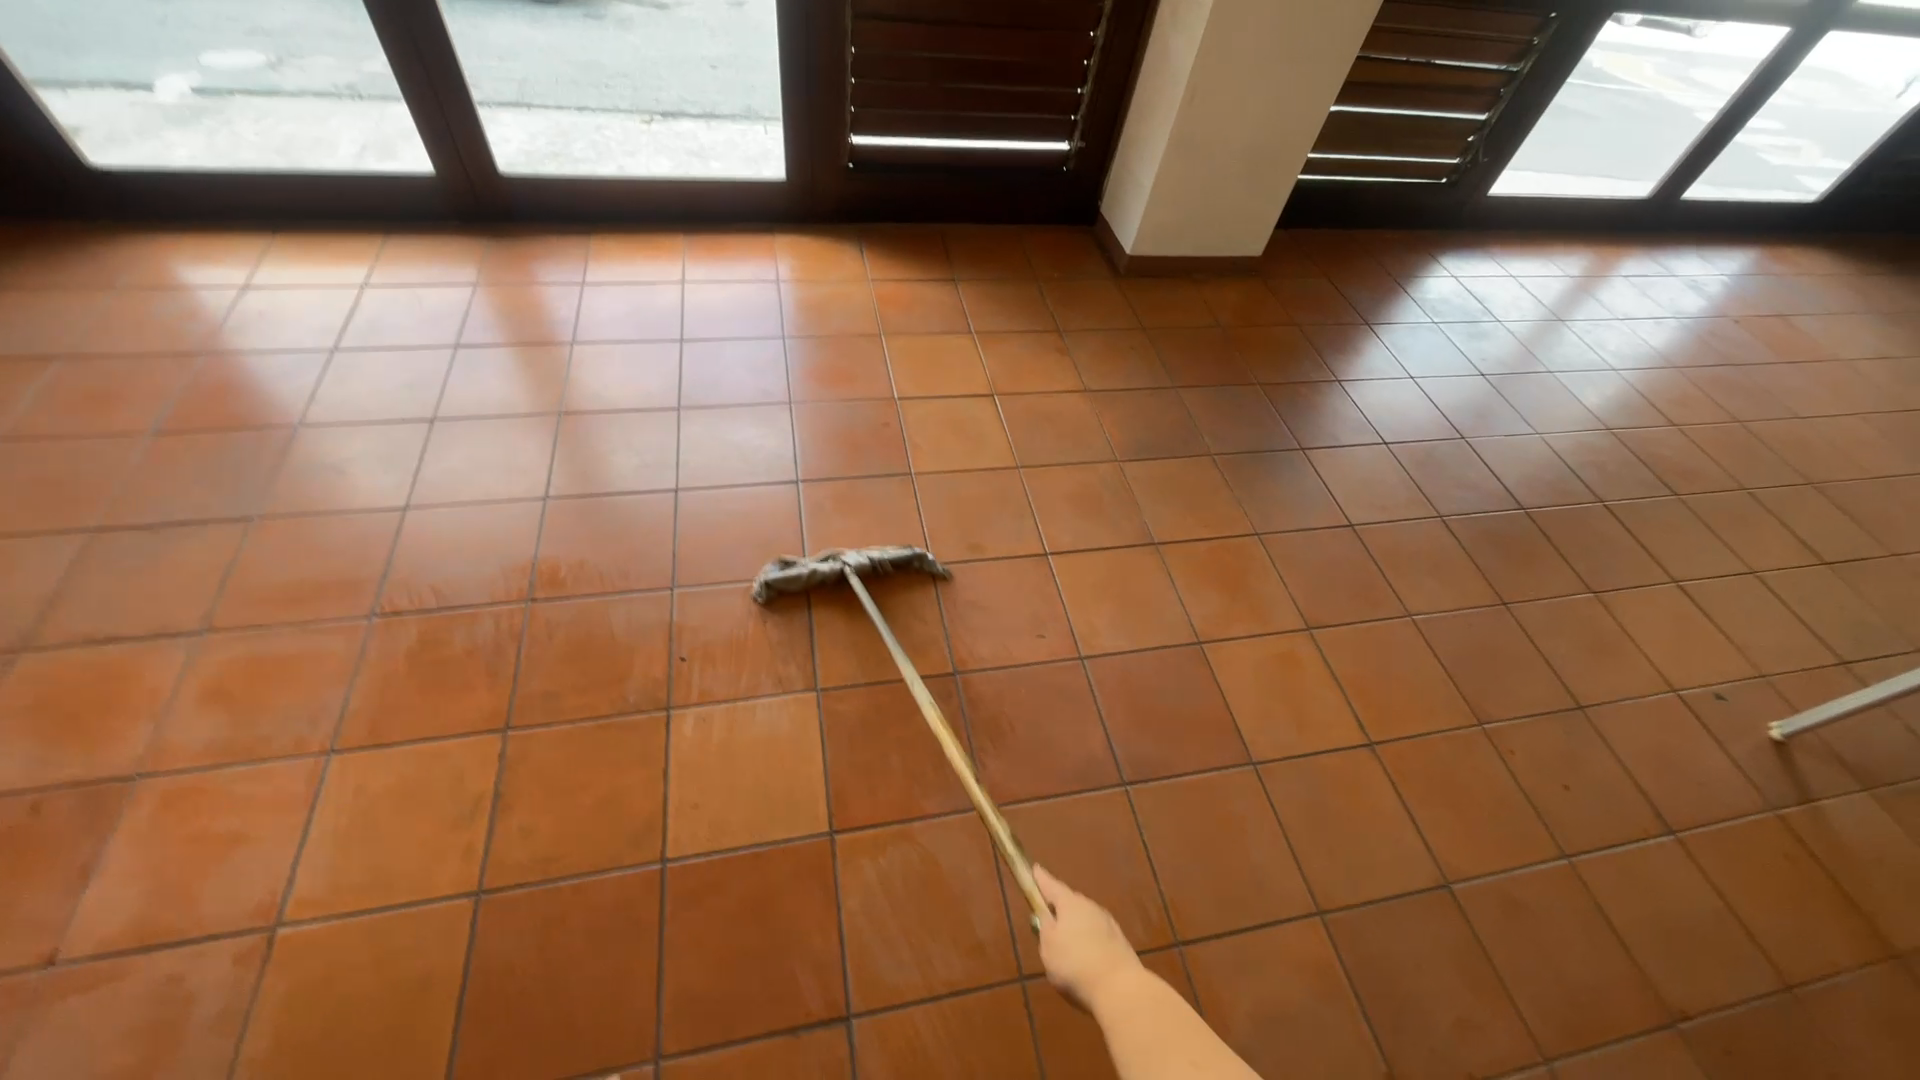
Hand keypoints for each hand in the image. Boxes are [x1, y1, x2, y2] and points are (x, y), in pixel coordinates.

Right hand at [1032, 864, 1144, 1010]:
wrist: (1119, 987)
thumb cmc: (1074, 964)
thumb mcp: (1048, 946)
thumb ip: (1044, 927)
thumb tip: (1045, 914)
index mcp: (1070, 904)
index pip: (1051, 886)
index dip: (1041, 879)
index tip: (1035, 868)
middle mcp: (1090, 907)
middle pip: (1070, 902)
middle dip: (1059, 906)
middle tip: (1047, 914)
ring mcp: (1108, 923)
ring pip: (1085, 918)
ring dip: (1074, 925)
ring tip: (1065, 941)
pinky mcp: (1119, 942)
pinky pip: (1096, 934)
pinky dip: (1087, 939)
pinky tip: (1084, 955)